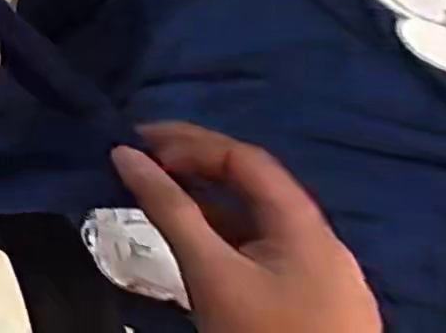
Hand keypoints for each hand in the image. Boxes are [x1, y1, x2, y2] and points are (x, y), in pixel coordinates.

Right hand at [111, 121, 379, 332]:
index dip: (190, 141)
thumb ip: (166, 206)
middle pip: (254, 183)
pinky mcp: (311, 303)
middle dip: (193, 162)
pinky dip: (217, 225)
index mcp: (308, 233)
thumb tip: (124, 152)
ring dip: (202, 193)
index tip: (139, 144)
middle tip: (140, 160)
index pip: (246, 159)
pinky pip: (259, 244)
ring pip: (254, 214)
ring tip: (154, 191)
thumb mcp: (209, 272)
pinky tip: (188, 234)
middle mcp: (322, 246)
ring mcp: (321, 278)